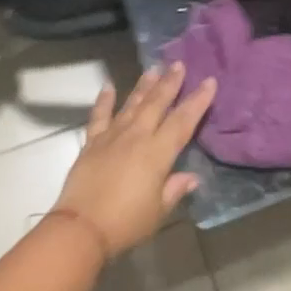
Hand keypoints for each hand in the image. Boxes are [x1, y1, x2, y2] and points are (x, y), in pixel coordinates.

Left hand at [51, 63, 216, 255]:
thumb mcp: (158, 211)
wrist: (82, 227)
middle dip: (169, 83)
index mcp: (157, 153)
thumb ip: (174, 189)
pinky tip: (108, 86)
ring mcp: (112, 136)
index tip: (209, 81)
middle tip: (178, 63)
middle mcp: (136, 136)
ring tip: (153, 69)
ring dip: (143, 86)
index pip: (183, 121)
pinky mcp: (92, 142)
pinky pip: (99, 115)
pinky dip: (104, 100)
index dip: (197, 101)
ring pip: (132, 104)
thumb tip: (192, 177)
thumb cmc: (126, 223)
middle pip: (157, 104)